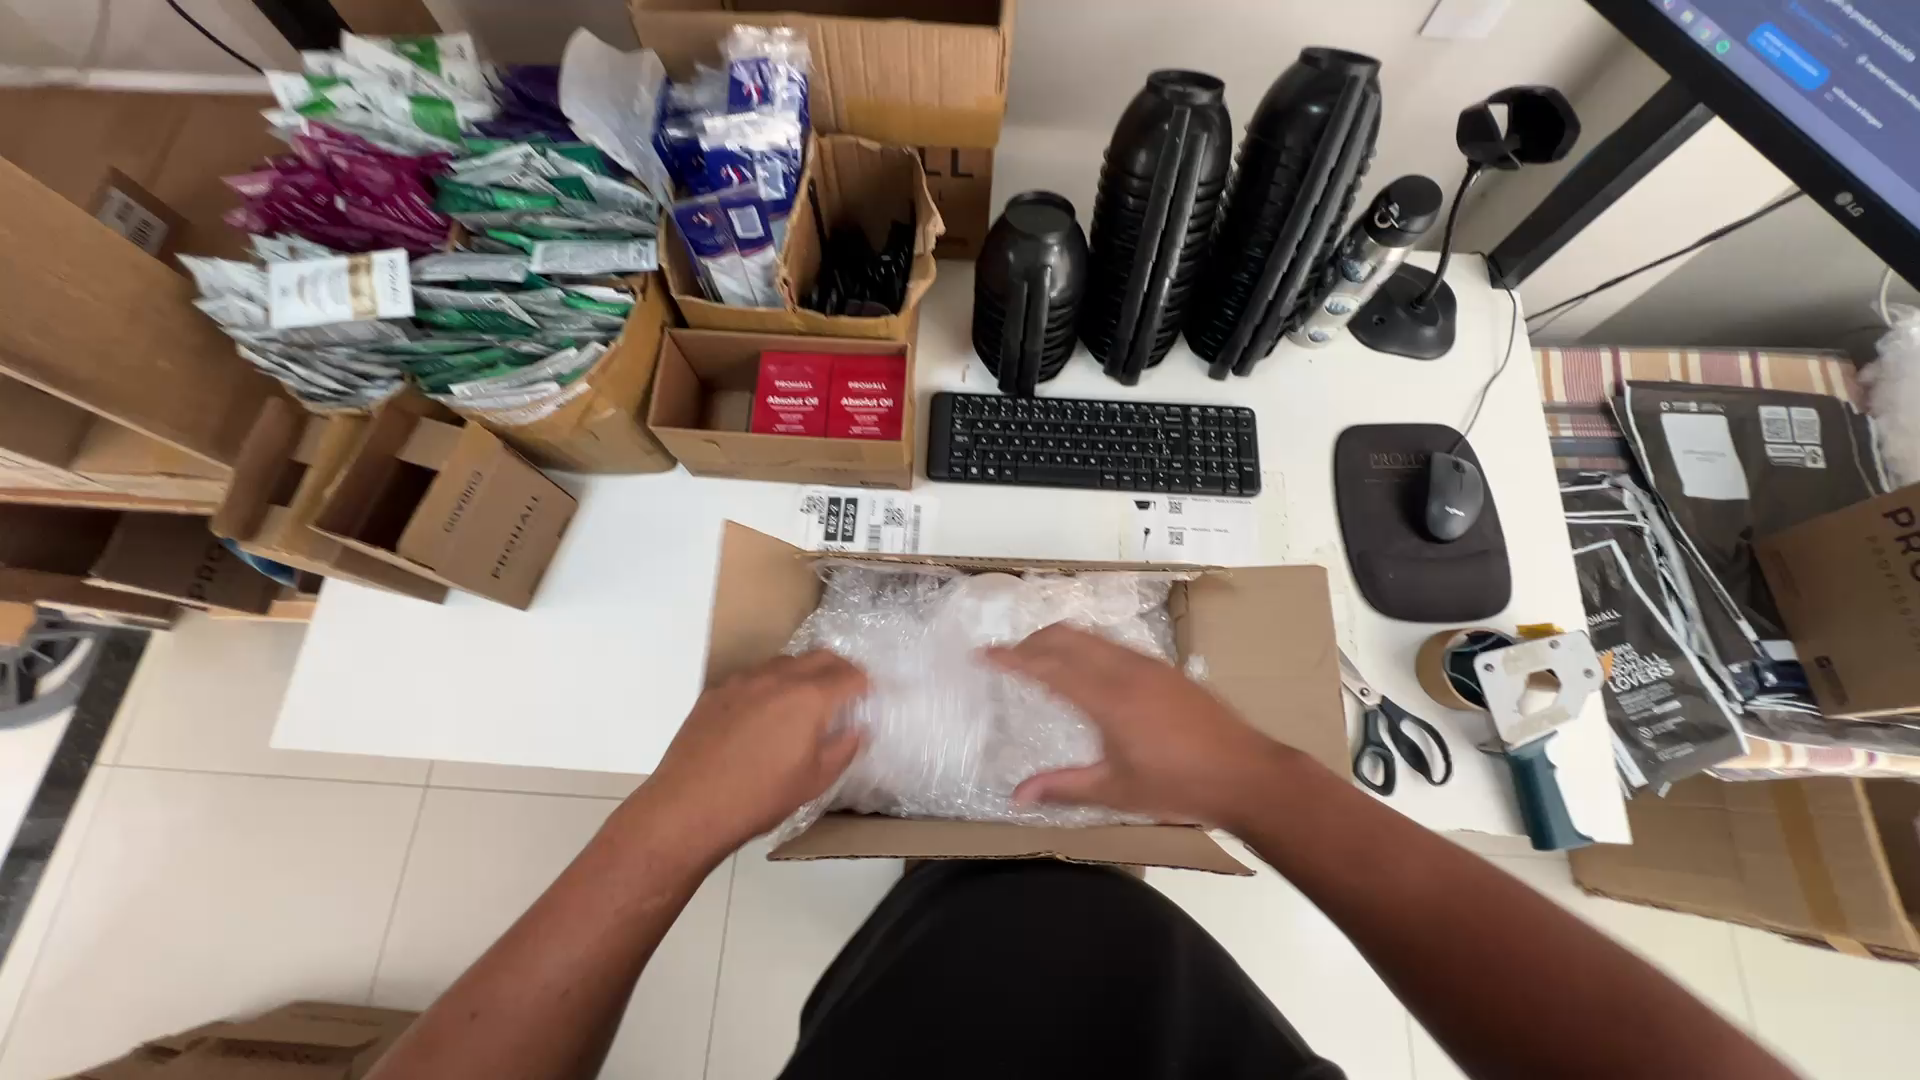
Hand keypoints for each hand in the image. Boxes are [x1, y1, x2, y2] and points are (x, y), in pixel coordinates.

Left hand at [636, 651, 866, 856]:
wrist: (687, 807)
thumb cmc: (759, 798)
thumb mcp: (814, 781)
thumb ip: (843, 748)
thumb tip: (858, 729)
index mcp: (809, 698)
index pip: (851, 675)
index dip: (866, 684)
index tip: (870, 696)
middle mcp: (778, 678)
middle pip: (820, 656)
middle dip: (840, 669)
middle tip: (846, 691)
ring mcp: (743, 681)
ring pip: (784, 662)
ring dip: (803, 674)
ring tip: (804, 702)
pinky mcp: (716, 692)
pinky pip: (752, 678)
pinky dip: (769, 687)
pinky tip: (762, 716)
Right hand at [984, 624, 1296, 830]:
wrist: (1248, 774)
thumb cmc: (1179, 787)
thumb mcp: (1116, 792)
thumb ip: (1063, 788)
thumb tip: (1017, 796)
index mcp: (1107, 698)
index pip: (1047, 667)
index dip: (1011, 658)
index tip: (982, 654)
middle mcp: (1124, 670)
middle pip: (1066, 637)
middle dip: (1030, 641)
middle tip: (1007, 656)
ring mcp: (1148, 664)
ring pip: (1091, 636)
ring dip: (1059, 640)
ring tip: (1039, 658)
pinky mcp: (1165, 668)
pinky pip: (1113, 644)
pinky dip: (1086, 646)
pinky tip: (1087, 668)